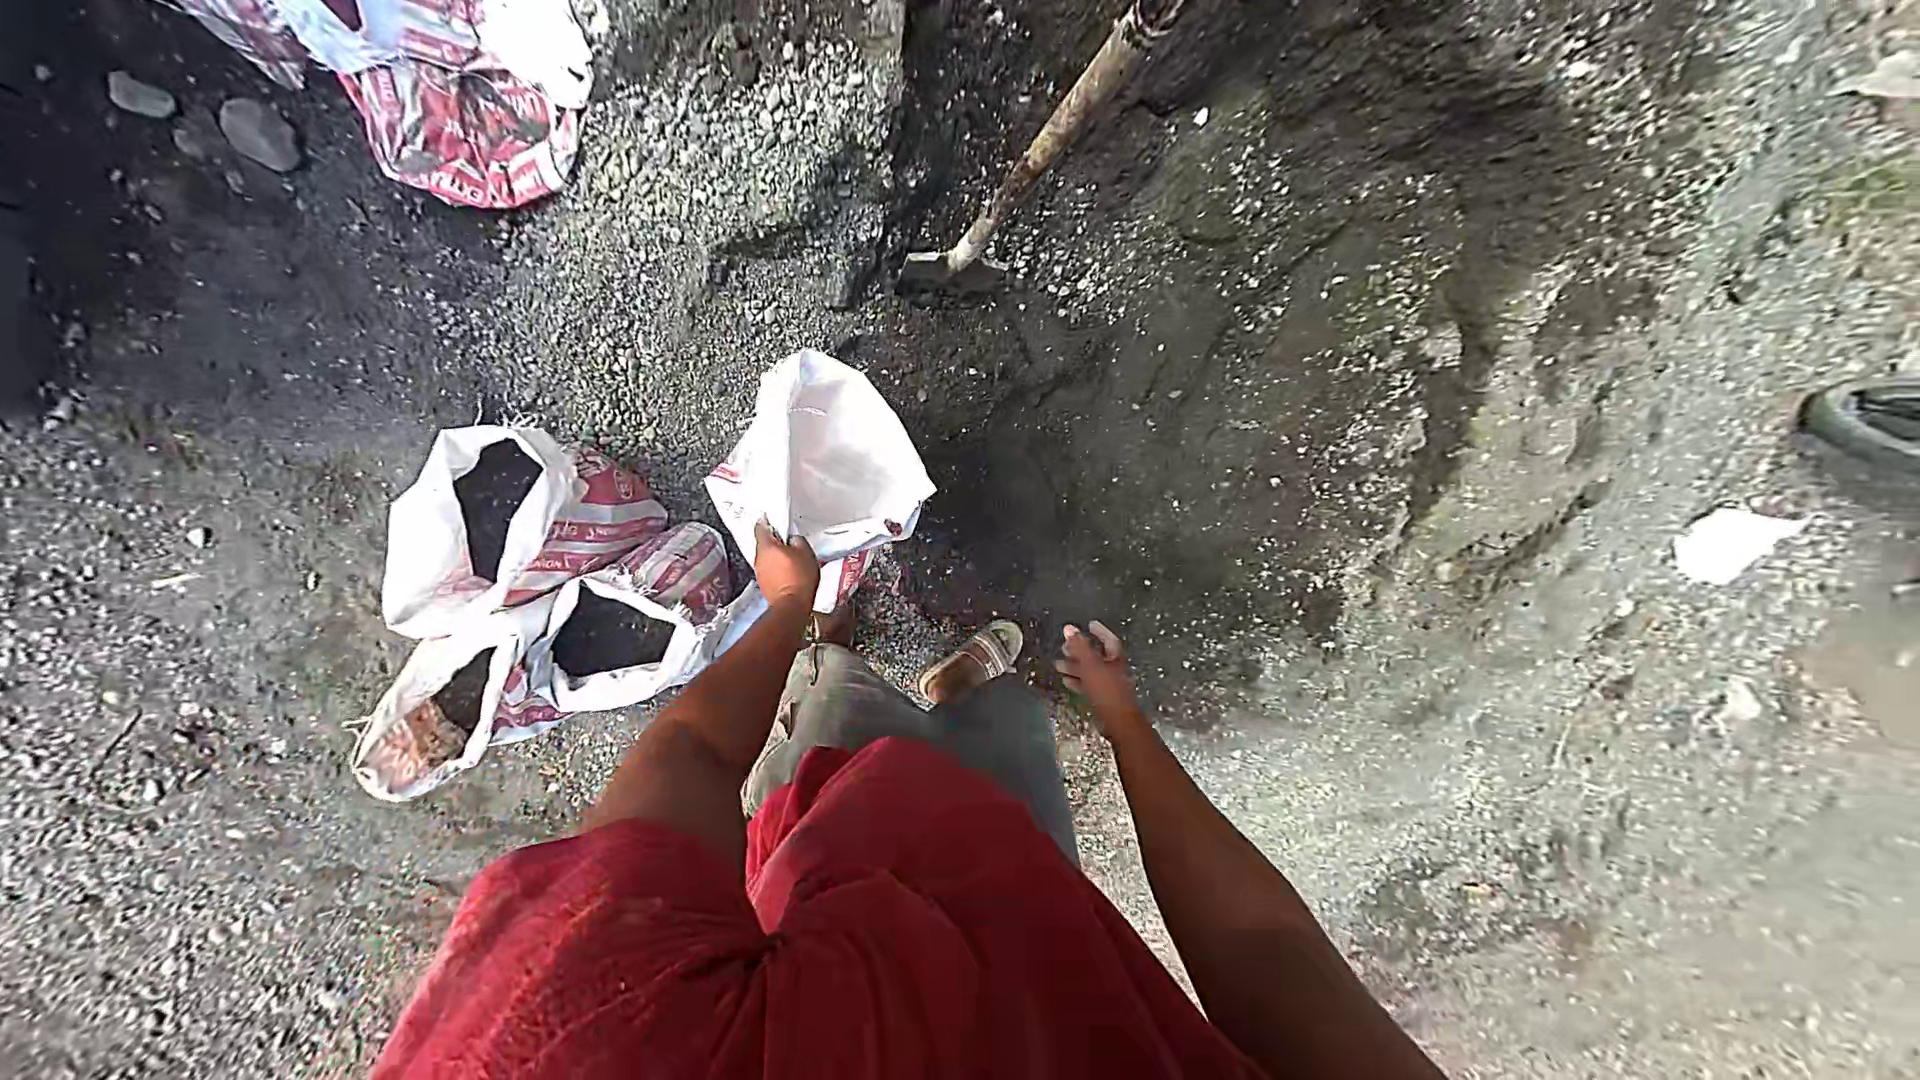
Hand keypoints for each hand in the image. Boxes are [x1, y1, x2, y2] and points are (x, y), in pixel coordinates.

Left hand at [753, 518, 818, 607]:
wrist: (792, 604)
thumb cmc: (799, 577)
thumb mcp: (806, 552)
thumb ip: (798, 541)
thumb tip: (793, 540)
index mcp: (767, 547)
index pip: (761, 528)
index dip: (766, 522)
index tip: (771, 519)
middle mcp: (758, 558)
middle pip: (764, 544)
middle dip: (774, 542)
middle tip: (787, 542)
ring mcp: (759, 572)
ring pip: (766, 558)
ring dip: (775, 556)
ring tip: (790, 559)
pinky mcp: (764, 584)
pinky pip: (769, 570)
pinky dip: (776, 569)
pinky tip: (788, 572)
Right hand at [1056, 621, 1144, 737]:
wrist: (1117, 721)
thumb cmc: (1106, 689)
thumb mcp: (1090, 664)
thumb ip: (1079, 646)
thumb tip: (1069, 627)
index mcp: (1115, 658)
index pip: (1108, 639)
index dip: (1099, 631)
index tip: (1090, 624)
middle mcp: (1114, 669)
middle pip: (1096, 655)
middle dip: (1080, 650)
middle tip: (1065, 646)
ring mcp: (1109, 684)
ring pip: (1090, 671)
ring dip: (1074, 666)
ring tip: (1058, 664)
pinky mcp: (1103, 698)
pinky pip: (1088, 685)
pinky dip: (1077, 681)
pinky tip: (1066, 681)